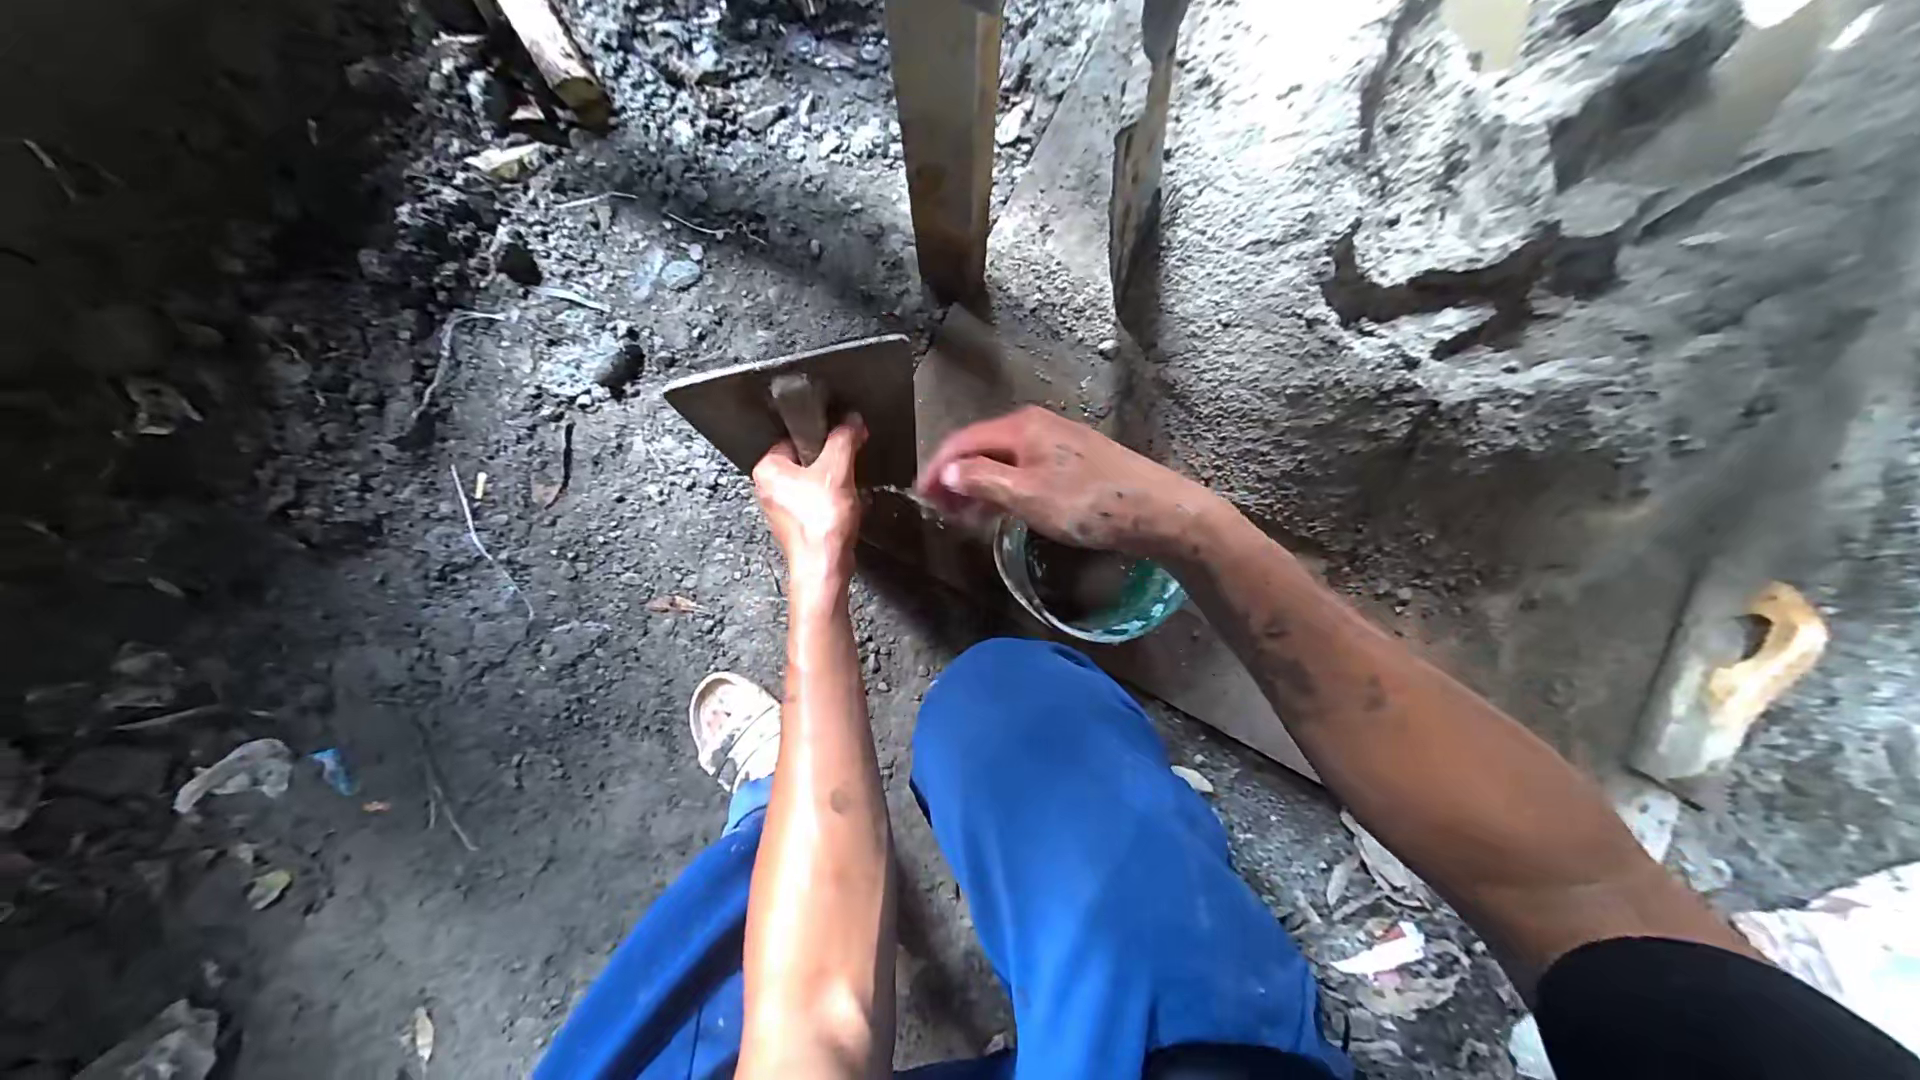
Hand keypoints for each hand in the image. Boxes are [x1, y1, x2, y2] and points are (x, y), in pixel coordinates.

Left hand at [753, 416, 867, 595]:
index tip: (839, 444)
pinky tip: (842, 512)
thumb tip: (852, 422)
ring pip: (814, 484)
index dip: (821, 440)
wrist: (824, 566)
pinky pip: (818, 504)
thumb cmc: (820, 526)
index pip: (795, 438)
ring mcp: (782, 509)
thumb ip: (845, 440)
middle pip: (807, 461)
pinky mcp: (797, 525)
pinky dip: (833, 505)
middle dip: (830, 466)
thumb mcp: (837, 469)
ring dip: (834, 487)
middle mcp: (768, 488)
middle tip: (843, 474)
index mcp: (767, 469)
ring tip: (843, 497)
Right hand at [915, 406, 1219, 558]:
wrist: (1158, 510)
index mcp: (1021, 428)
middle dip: (956, 478)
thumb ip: (984, 481)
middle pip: (980, 448)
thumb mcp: (1028, 496)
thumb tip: (949, 472)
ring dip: (978, 486)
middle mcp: (1035, 426)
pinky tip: (999, 510)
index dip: (937, 469)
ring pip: (1001, 461)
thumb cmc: (1089, 504)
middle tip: (940, 512)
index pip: (962, 441)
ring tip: (964, 518)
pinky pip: (1022, 470)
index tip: (920, 497)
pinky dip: (1003, 489)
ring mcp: (1055, 442)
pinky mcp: (1070, 460)